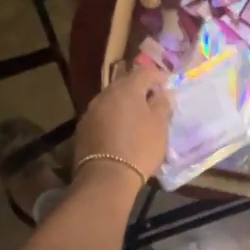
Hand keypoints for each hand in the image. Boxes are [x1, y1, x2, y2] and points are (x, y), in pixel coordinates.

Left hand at [75, 62, 172, 185]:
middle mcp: (106, 94)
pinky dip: (113, 117)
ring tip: (136, 118)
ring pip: (112, 100)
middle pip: (125, 84)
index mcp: (127, 89)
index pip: (145, 72)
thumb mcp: (160, 126)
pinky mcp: (83, 128)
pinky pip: (102, 115)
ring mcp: (91, 111)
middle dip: (140, 89)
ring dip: (124, 104)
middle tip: (152, 101)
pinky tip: (120, 131)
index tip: (167, 85)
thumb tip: (163, 93)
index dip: (158, 76)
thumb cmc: (140, 147)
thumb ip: (162, 104)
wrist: (106, 177)